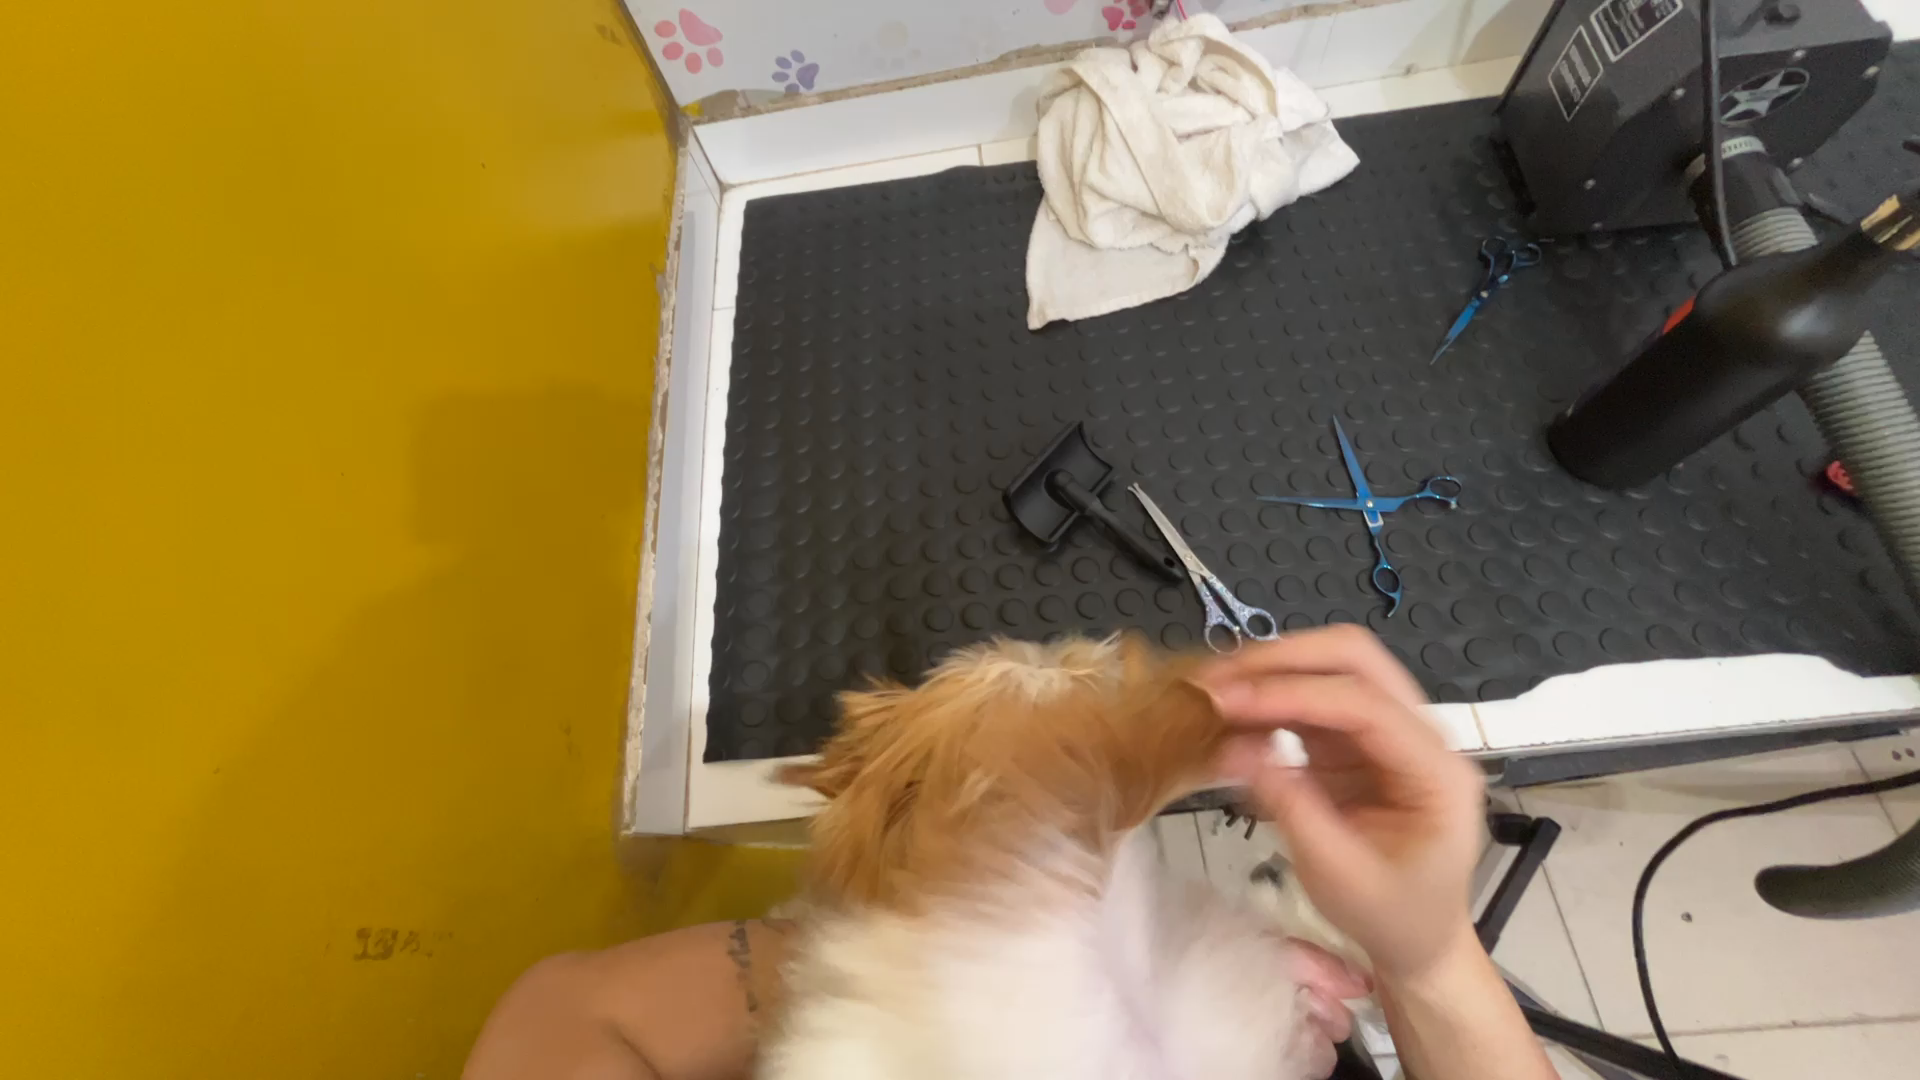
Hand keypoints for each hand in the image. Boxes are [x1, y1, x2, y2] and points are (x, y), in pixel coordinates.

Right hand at [1196, 626, 1484, 979]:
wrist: (1416, 936)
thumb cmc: (1390, 913)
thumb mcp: (1339, 873)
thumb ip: (1290, 806)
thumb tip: (1233, 748)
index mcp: (1434, 770)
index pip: (1364, 703)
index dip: (1292, 694)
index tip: (1228, 701)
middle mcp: (1417, 732)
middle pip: (1354, 657)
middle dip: (1283, 658)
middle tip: (1219, 679)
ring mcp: (1383, 728)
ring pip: (1329, 663)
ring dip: (1270, 668)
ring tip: (1215, 689)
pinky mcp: (1350, 734)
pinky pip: (1307, 693)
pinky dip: (1267, 693)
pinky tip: (1232, 711)